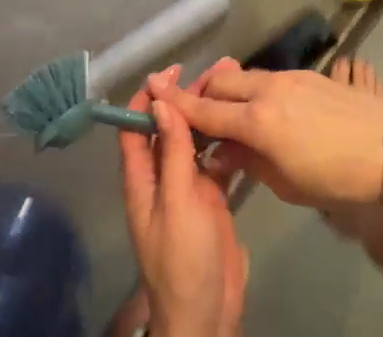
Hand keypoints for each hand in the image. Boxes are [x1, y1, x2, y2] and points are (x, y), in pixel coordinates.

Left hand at [121, 66, 246, 336]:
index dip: (149, 97)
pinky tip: (246, 124)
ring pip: (196, 142)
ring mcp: (188, 189)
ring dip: (211, 116)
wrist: (207, 313)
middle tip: (220, 70)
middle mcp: (162, 178)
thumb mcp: (177, 200)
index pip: (136, 127)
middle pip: (171, 128)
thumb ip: (172, 151)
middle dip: (189, 99)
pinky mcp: (212, 200)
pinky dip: (228, 142)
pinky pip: (217, 162)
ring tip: (236, 88)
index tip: (173, 70)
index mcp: (141, 179)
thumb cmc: (182, 257)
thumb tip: (162, 100)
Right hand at [148, 59, 382, 208]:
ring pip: (244, 76)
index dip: (175, 105)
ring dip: (229, 90)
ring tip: (230, 115)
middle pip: (219, 83)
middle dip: (201, 95)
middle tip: (195, 116)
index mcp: (256, 121)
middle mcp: (267, 90)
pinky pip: (268, 77)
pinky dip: (254, 89)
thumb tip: (224, 151)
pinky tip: (265, 111)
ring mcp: (290, 77)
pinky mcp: (310, 74)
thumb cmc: (340, 178)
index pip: (203, 111)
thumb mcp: (288, 183)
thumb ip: (249, 162)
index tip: (152, 95)